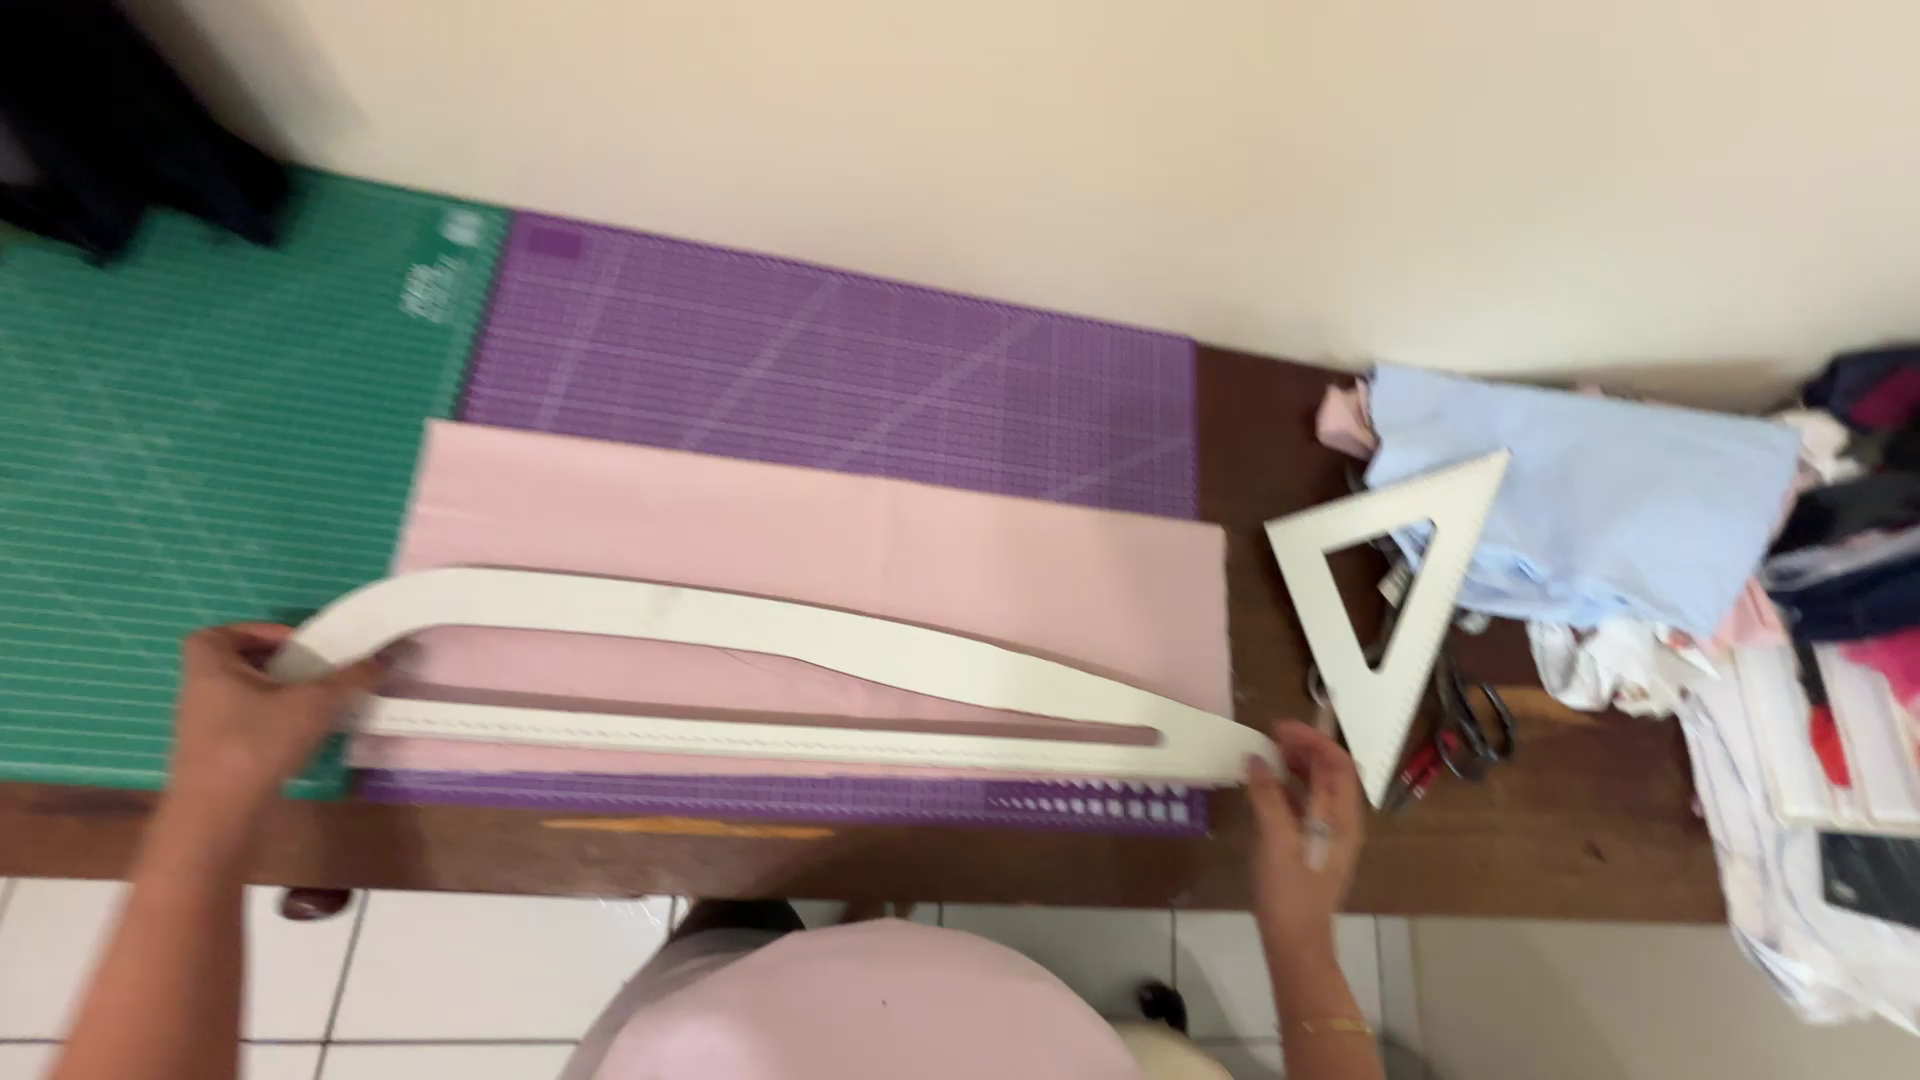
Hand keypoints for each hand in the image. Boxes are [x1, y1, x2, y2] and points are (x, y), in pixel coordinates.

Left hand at [166, 623, 384, 819]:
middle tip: (314, 666)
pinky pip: (244, 719)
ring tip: (316, 697)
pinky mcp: (216, 751)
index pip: (216, 635)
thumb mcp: (317, 702)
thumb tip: (388, 655)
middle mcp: (200, 693)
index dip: (253, 631)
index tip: (295, 642)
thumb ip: (354, 676)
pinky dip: (272, 716)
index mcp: (211, 671)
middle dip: (276, 660)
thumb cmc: (258, 742)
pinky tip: (304, 728)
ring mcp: (204, 725)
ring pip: (241, 692)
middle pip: (233, 663)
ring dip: (277, 689)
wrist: (219, 811)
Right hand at [1245, 720, 1365, 955]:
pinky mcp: (1314, 845)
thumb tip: (1255, 758)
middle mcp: (1343, 822)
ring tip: (1268, 753)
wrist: (1296, 940)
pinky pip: (1307, 804)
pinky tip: (1266, 786)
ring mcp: (1330, 834)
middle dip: (1306, 747)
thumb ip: (1267, 794)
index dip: (1312, 739)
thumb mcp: (1275, 838)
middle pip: (1332, 771)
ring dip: (1298, 764)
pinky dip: (1290, 785)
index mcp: (1342, 818)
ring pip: (1320, 786)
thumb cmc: (1289, 889)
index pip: (1337, 763)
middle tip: (1271, 735)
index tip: (1279, 727)